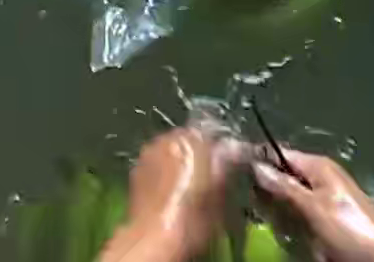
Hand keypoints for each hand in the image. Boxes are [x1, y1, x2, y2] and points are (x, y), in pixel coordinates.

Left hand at [100, 126, 248, 261]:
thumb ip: (227, 163)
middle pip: (189, 136)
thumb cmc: (192, 218)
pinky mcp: (137, 165)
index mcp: (194, 137)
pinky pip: (156, 158)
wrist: (153, 240)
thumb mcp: (219, 193)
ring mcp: (151, 148)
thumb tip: (236, 147)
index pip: (212, 131)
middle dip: (197, 151)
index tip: (223, 164)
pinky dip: (162, 167)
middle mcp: (172, 136)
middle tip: (203, 176)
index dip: (219, 148)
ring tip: (183, 183)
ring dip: (178, 158)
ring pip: (171, 146)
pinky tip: (166, 189)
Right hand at [252, 152, 373, 261]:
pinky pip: (298, 219)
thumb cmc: (350, 228)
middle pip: (283, 177)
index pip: (281, 153)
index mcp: (317, 165)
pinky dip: (289, 226)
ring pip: (288, 202)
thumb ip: (284, 187)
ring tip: (262, 220)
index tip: (234, 169)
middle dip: (266, 190)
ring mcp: (322, 202)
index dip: (260, 159)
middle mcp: (319, 178)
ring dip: (276, 212)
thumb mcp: (314, 208)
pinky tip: (280, 235)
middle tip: (246, 203)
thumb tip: (255, 163)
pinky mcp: (325, 224)